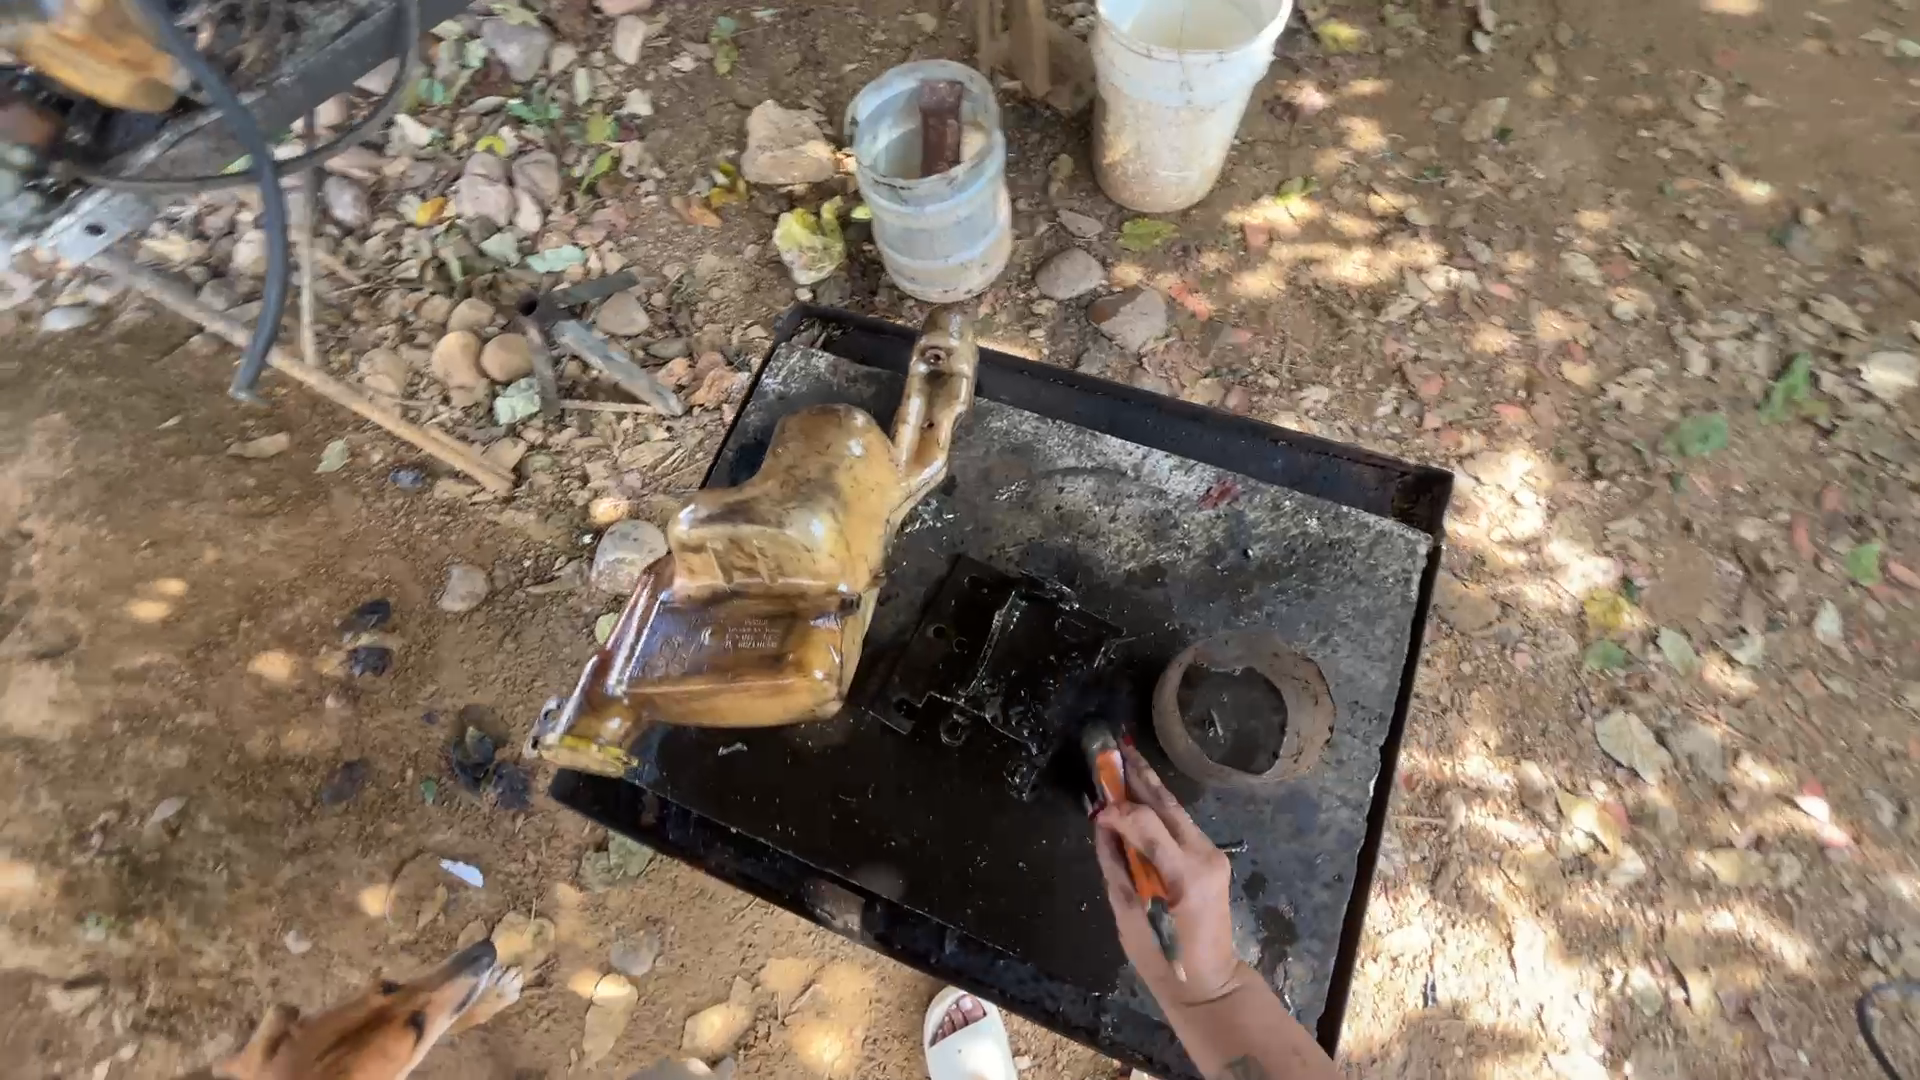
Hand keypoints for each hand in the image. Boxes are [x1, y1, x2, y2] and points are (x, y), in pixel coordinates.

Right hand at [1092, 745, 1244, 1008]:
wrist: (1211, 984)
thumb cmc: (1164, 960)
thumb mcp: (1129, 917)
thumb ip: (1115, 866)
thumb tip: (1102, 825)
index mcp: (1186, 876)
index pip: (1147, 824)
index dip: (1119, 810)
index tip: (1097, 809)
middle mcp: (1205, 856)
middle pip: (1167, 804)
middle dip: (1139, 774)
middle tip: (1116, 747)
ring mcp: (1212, 854)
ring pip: (1175, 808)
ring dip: (1148, 784)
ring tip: (1124, 758)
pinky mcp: (1211, 855)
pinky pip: (1178, 822)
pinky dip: (1156, 804)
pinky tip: (1139, 790)